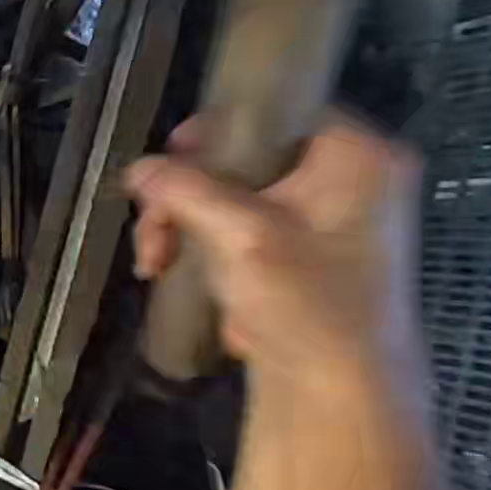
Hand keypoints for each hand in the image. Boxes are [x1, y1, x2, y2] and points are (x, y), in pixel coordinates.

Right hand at [124, 114, 427, 400]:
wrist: (327, 379)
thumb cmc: (301, 297)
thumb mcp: (237, 232)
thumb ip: (182, 188)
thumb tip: (135, 167)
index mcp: (355, 159)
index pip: (281, 110)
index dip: (219, 126)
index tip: (170, 154)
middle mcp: (340, 179)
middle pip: (235, 156)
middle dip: (179, 192)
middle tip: (153, 223)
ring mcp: (312, 215)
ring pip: (216, 192)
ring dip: (173, 221)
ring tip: (153, 259)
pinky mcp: (284, 247)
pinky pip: (219, 221)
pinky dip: (186, 240)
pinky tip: (163, 266)